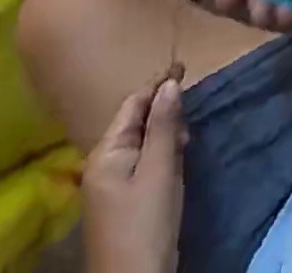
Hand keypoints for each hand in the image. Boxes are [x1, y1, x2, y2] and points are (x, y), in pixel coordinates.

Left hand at [83, 73, 184, 272]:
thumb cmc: (146, 225)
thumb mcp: (159, 171)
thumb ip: (163, 126)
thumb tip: (170, 83)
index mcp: (105, 152)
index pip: (132, 104)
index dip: (157, 84)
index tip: (183, 66)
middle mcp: (102, 164)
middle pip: (133, 122)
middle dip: (160, 108)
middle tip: (189, 103)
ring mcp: (109, 186)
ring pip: (139, 143)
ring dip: (162, 132)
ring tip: (186, 130)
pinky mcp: (121, 203)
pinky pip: (141, 164)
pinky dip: (159, 154)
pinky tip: (175, 157)